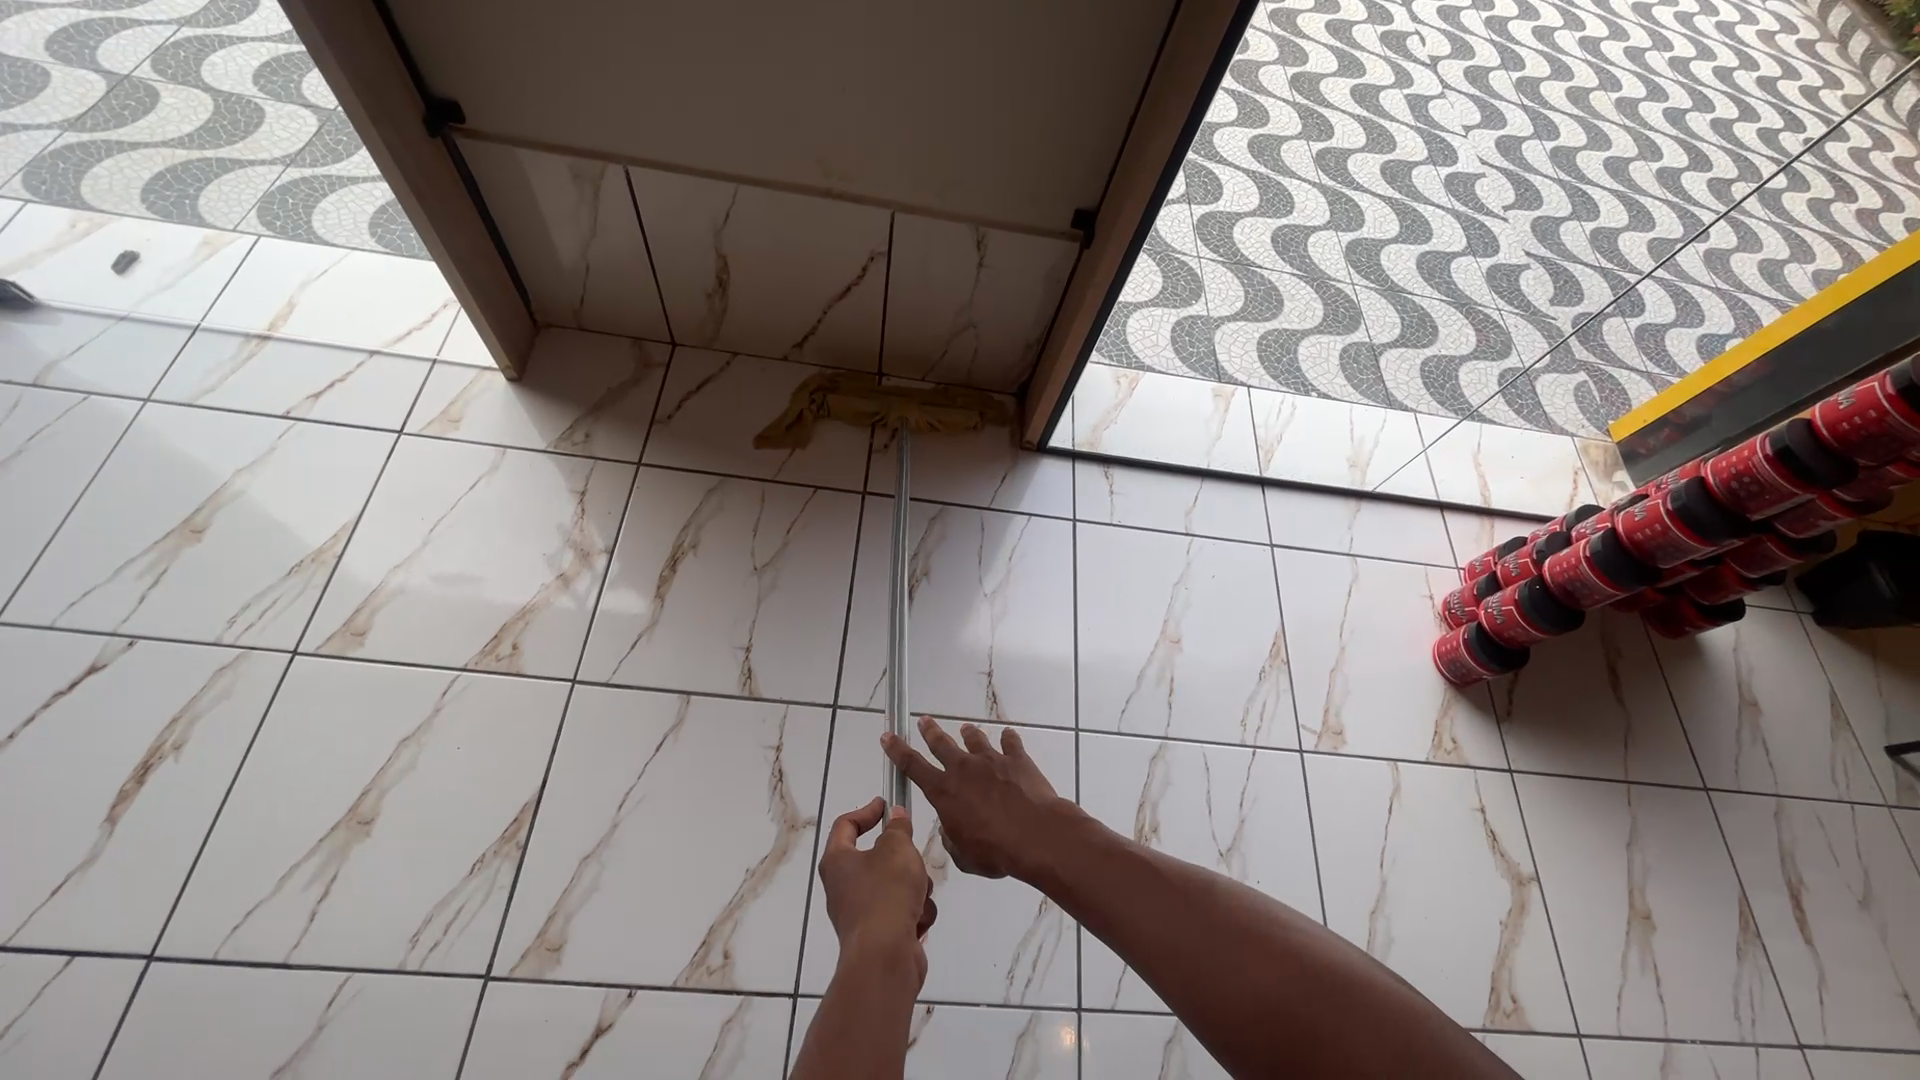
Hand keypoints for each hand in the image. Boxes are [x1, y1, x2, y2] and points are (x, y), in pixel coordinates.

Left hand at [819, 797, 935, 979]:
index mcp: (838, 861)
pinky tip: (917, 921)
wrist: (885, 957)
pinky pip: (903, 912)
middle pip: (878, 858)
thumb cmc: (886, 894)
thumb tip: (895, 817)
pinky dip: (915, 914)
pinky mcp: (879, 935)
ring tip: (918, 897)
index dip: (866, 811)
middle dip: (904, 860)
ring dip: (915, 888)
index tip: (886, 805)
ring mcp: (860, 913)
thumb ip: (898, 828)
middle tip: (913, 860)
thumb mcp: (897, 849)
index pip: (845, 825)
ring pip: (897, 885)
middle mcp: (843, 886)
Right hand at [882, 716, 1081, 880]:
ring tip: (966, 729)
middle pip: (941, 743)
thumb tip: (952, 830)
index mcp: (944, 791)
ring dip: (969, 734)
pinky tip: (1008, 735)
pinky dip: (1008, 738)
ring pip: (974, 739)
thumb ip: (952, 839)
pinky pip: (1010, 742)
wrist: (1035, 834)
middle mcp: (963, 769)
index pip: (912, 766)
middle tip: (924, 720)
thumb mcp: (963, 856)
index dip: (897, 750)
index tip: (888, 736)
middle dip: (930, 731)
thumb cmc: (995, 851)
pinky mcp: (1017, 759)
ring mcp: (991, 760)